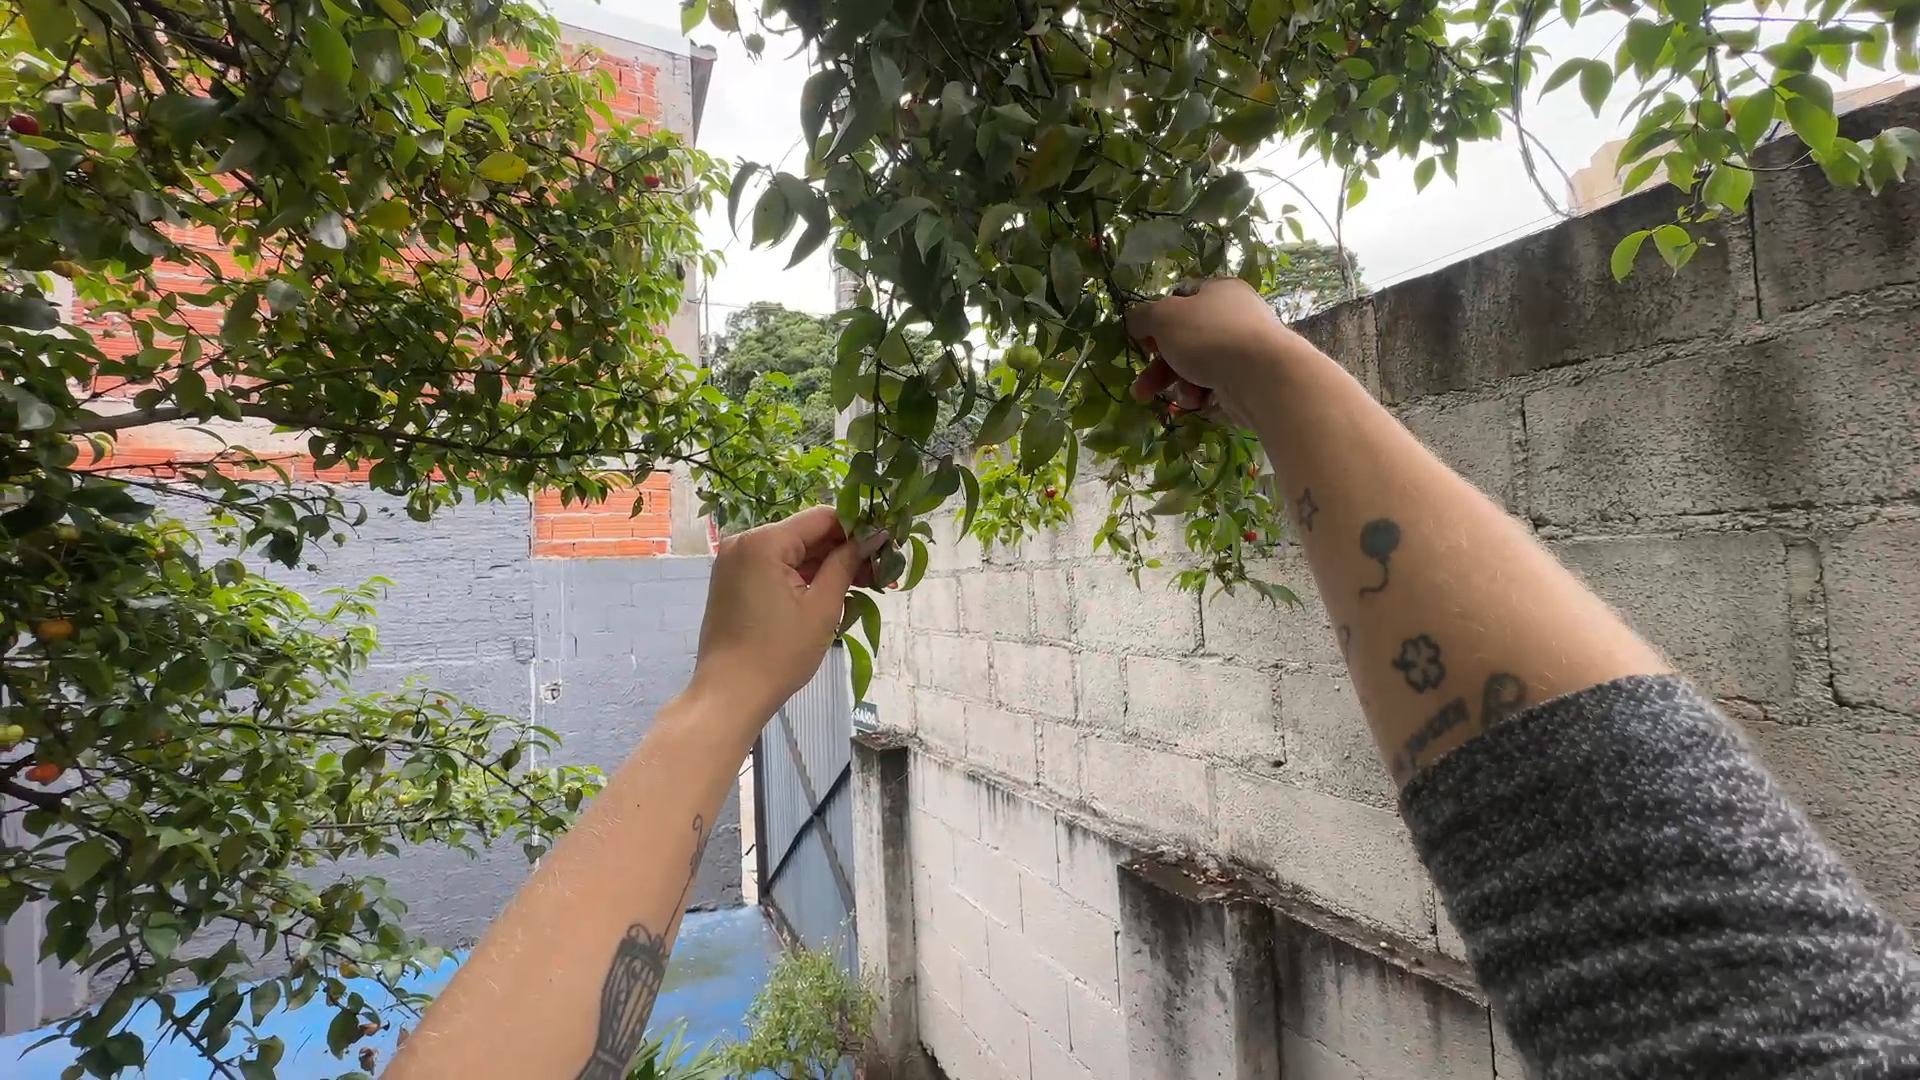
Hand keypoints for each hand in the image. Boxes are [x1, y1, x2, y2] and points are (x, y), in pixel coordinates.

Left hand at [690, 506, 886, 728]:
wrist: (730, 695)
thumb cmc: (779, 653)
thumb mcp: (822, 607)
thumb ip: (847, 564)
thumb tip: (873, 536)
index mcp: (764, 541)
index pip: (821, 518)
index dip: (857, 528)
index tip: (885, 546)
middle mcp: (744, 541)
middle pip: (806, 534)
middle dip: (844, 550)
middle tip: (879, 572)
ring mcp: (736, 561)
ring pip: (793, 552)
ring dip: (826, 565)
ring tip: (863, 586)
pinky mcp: (734, 581)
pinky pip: (777, 567)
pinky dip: (804, 576)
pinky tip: (831, 591)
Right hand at [1124, 277, 1295, 424]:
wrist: (1260, 375)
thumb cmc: (1208, 337)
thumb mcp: (1163, 317)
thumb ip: (1142, 317)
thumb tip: (1135, 322)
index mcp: (1218, 291)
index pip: (1180, 300)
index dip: (1157, 321)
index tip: (1144, 342)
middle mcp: (1233, 316)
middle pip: (1184, 342)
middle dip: (1159, 369)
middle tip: (1142, 389)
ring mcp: (1243, 349)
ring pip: (1196, 368)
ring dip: (1180, 386)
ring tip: (1184, 399)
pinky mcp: (1249, 379)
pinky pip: (1215, 387)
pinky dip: (1203, 396)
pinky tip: (1202, 402)